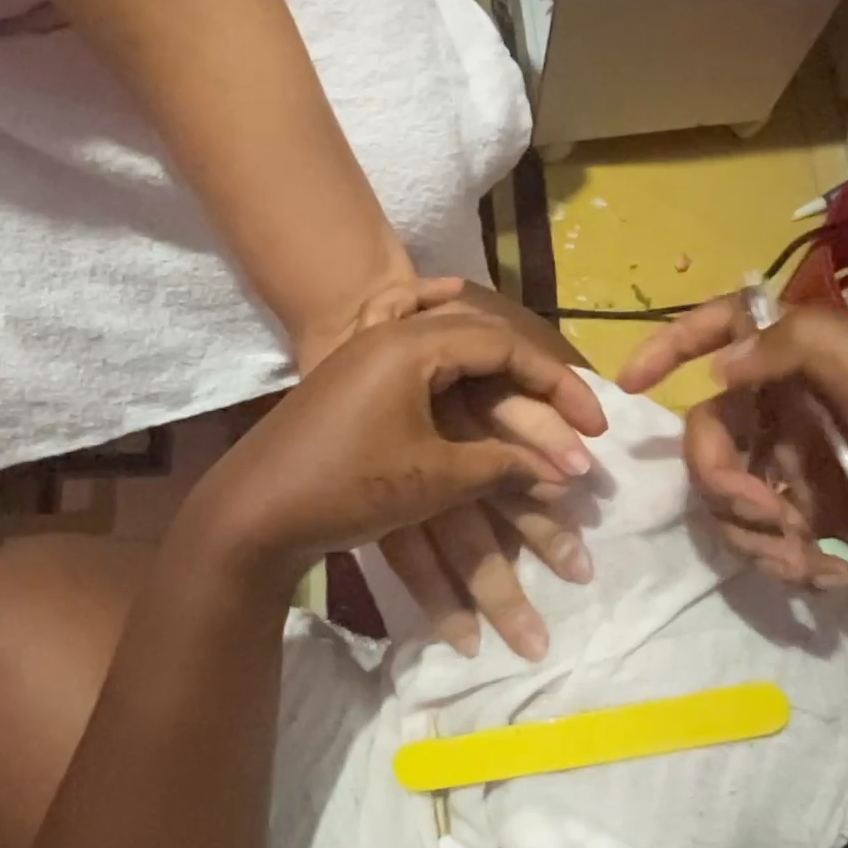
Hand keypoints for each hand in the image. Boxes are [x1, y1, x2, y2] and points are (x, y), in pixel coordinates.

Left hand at [186, 312, 607, 608]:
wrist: (252, 511)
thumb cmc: (348, 487)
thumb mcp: (435, 479)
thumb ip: (503, 465)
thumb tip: (562, 470)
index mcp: (414, 346)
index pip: (505, 347)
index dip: (557, 385)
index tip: (595, 426)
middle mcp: (390, 336)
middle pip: (478, 336)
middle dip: (531, 375)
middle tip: (572, 414)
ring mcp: (365, 356)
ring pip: (442, 338)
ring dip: (489, 362)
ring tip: (529, 382)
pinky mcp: (350, 381)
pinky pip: (408, 349)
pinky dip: (440, 350)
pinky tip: (452, 337)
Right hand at [618, 296, 847, 612]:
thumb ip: (803, 346)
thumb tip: (718, 366)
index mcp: (819, 360)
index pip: (732, 327)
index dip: (674, 344)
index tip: (630, 382)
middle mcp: (802, 406)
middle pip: (714, 426)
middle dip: (720, 473)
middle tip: (757, 512)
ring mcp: (804, 466)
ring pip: (728, 488)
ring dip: (750, 527)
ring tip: (804, 557)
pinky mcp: (813, 520)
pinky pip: (758, 533)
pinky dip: (777, 557)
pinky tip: (826, 575)